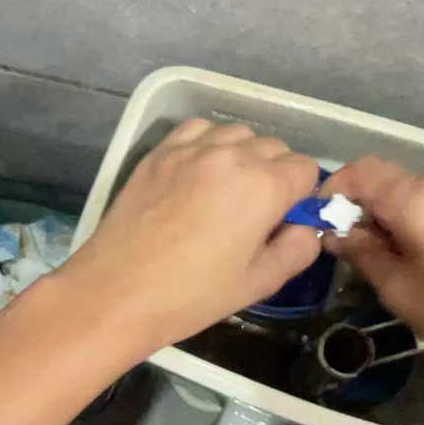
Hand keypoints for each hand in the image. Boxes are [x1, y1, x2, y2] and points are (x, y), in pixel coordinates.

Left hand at [57, 120, 323, 351]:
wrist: (117, 292)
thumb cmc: (194, 295)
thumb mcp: (260, 282)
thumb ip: (298, 248)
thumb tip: (304, 226)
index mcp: (264, 186)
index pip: (306, 169)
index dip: (301, 196)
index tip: (284, 221)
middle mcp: (233, 155)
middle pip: (275, 148)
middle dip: (276, 175)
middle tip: (256, 214)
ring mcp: (193, 148)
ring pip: (239, 134)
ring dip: (244, 156)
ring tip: (228, 192)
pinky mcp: (161, 151)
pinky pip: (200, 129)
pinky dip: (210, 143)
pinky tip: (201, 173)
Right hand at [320, 158, 423, 397]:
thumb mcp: (401, 290)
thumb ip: (363, 252)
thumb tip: (333, 233)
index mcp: (421, 196)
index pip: (363, 172)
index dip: (334, 190)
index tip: (318, 221)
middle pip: (389, 181)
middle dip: (362, 208)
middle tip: (346, 250)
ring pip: (412, 193)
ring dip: (389, 216)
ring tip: (379, 260)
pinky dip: (415, 220)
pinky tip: (412, 256)